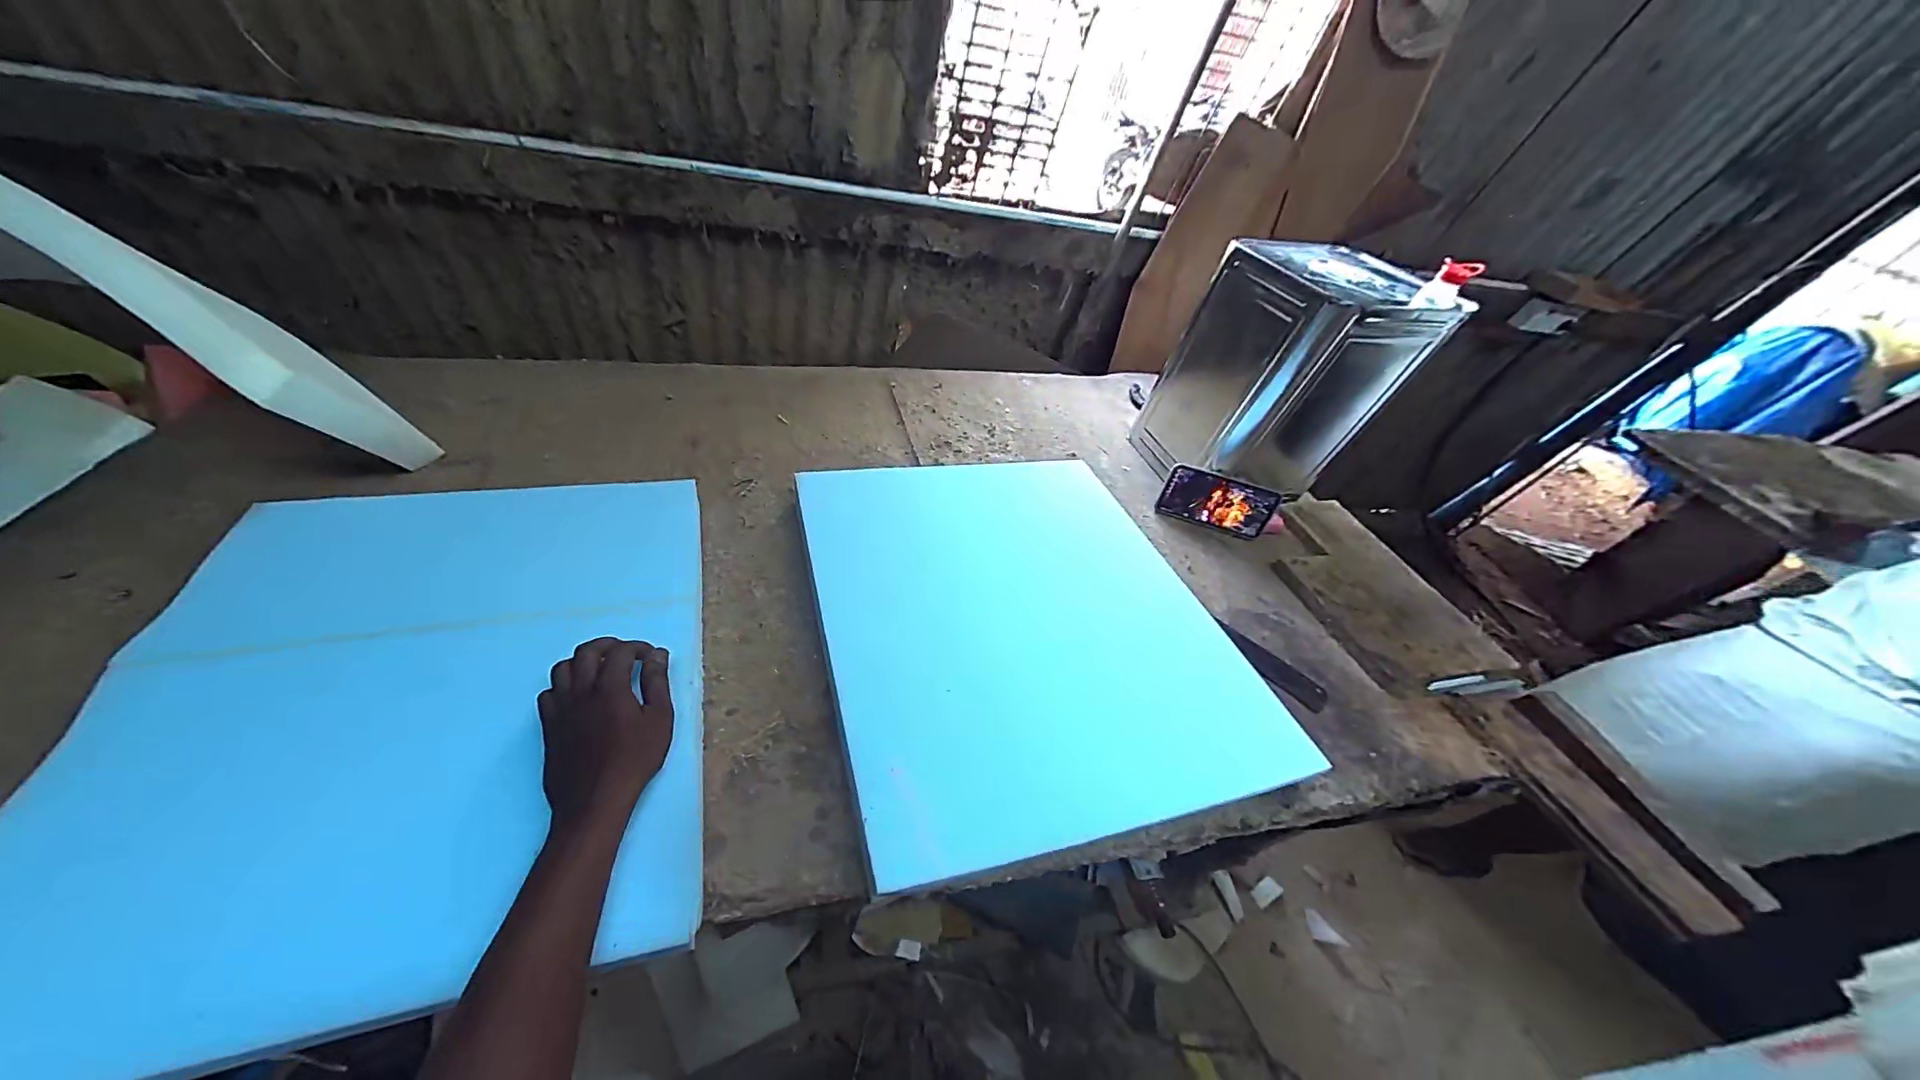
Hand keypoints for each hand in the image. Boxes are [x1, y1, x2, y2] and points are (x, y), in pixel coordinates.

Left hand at [537, 638, 673, 834]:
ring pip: (562, 668)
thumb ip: (657, 683)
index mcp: (610, 688)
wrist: (594, 799)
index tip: (650, 656)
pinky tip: (579, 696)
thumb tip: (657, 656)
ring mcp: (560, 708)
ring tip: (600, 670)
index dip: (638, 648)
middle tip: (625, 653)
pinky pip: (548, 693)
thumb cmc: (634, 760)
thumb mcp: (659, 720)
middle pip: (586, 652)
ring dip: (582, 661)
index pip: (621, 652)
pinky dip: (564, 686)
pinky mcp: (548, 725)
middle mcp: (580, 691)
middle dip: (607, 646)